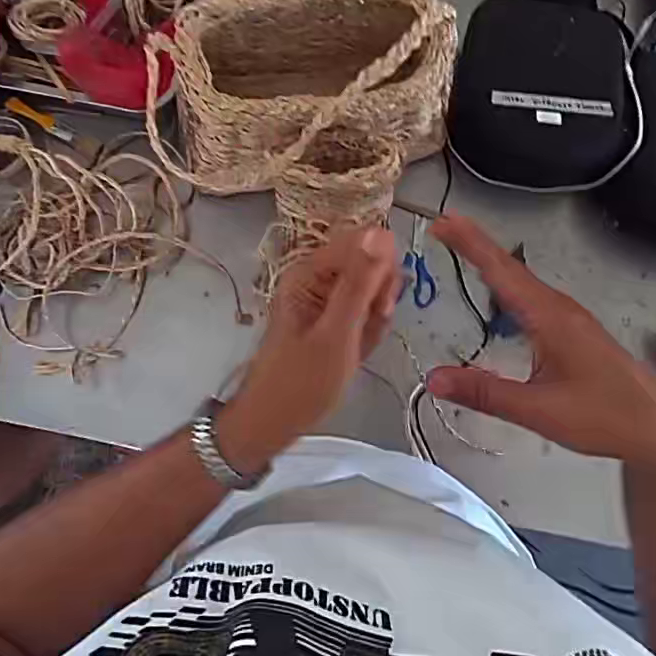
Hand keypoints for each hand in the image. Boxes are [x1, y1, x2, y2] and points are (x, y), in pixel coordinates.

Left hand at [216, 226, 401, 474]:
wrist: (273, 422)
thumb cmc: (302, 382)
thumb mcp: (338, 332)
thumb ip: (360, 282)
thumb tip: (380, 233)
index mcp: (310, 271)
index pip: (364, 241)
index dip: (381, 268)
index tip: (382, 303)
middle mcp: (317, 277)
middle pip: (371, 263)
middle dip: (380, 295)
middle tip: (371, 326)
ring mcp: (325, 297)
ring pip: (372, 290)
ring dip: (375, 317)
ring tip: (359, 344)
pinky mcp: (332, 317)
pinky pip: (365, 312)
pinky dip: (368, 331)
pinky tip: (357, 351)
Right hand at [425, 215, 655, 468]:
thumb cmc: (604, 417)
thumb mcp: (539, 410)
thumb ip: (485, 393)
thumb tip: (434, 379)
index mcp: (550, 318)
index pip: (502, 272)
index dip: (470, 244)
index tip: (444, 222)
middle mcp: (559, 308)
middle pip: (509, 267)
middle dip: (475, 243)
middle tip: (444, 225)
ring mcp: (569, 316)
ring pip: (522, 278)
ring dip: (490, 259)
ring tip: (463, 245)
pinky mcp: (573, 328)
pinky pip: (531, 293)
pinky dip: (507, 280)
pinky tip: (500, 286)